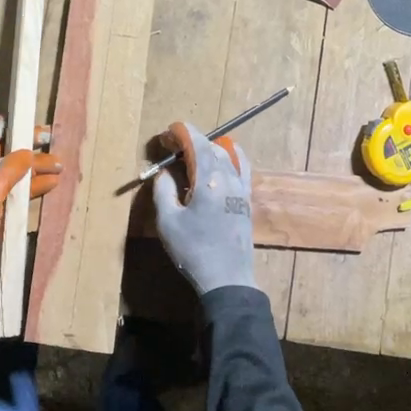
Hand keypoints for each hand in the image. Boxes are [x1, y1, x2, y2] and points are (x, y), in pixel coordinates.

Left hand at [0, 115, 61, 310]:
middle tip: (53, 140)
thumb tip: (27, 152)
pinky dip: (31, 186)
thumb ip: (7, 170)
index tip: (29, 121)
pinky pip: (14, 190)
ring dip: (35, 167)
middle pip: (4, 150)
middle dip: (28, 145)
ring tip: (60, 166)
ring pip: (13, 171)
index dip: (6, 124)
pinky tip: (50, 184)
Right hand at [149, 122, 256, 294]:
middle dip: (191, 140)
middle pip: (210, 145)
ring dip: (208, 148)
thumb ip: (163, 190)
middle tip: (172, 146)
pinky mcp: (247, 198)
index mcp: (209, 177)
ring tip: (191, 156)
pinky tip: (220, 162)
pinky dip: (229, 157)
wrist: (227, 278)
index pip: (195, 141)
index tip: (166, 134)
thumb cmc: (193, 250)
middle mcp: (228, 175)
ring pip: (226, 154)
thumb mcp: (168, 221)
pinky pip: (240, 166)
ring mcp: (241, 186)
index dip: (179, 132)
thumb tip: (165, 173)